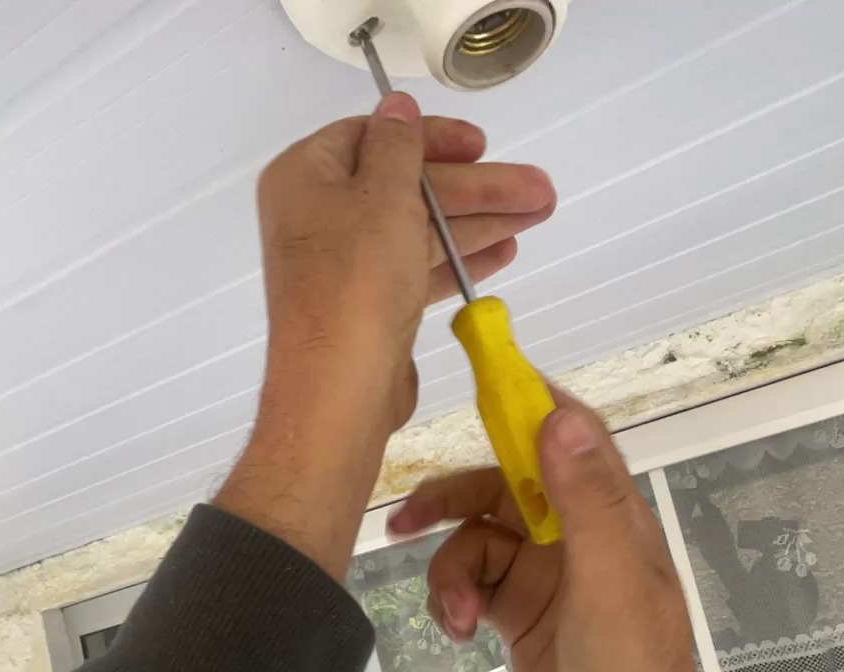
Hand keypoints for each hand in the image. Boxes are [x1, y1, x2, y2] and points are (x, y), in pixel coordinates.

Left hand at [255, 92, 555, 439]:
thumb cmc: (354, 285)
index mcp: (306, 178)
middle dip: (476, 188)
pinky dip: (459, 259)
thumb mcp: (382, 195)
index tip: (480, 144)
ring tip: (536, 215)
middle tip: (535, 190)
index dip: (433, 137)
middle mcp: (322, 220)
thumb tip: (398, 109)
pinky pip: (419, 270)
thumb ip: (398, 146)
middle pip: (408, 188)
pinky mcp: (370, 307)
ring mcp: (346, 267)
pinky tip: (502, 251)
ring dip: (478, 221)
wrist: (340, 389)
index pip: (374, 138)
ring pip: (420, 230)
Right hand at [387, 389, 716, 671]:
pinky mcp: (516, 608)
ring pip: (474, 539)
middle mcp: (572, 532)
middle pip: (500, 487)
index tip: (475, 380)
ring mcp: (541, 572)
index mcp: (607, 513)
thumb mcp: (610, 584)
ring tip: (455, 617)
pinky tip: (458, 629)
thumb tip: (556, 418)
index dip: (525, 404)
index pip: (567, 435)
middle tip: (406, 520)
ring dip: (451, 572)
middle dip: (451, 501)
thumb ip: (586, 501)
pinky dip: (453, 599)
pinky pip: (469, 581)